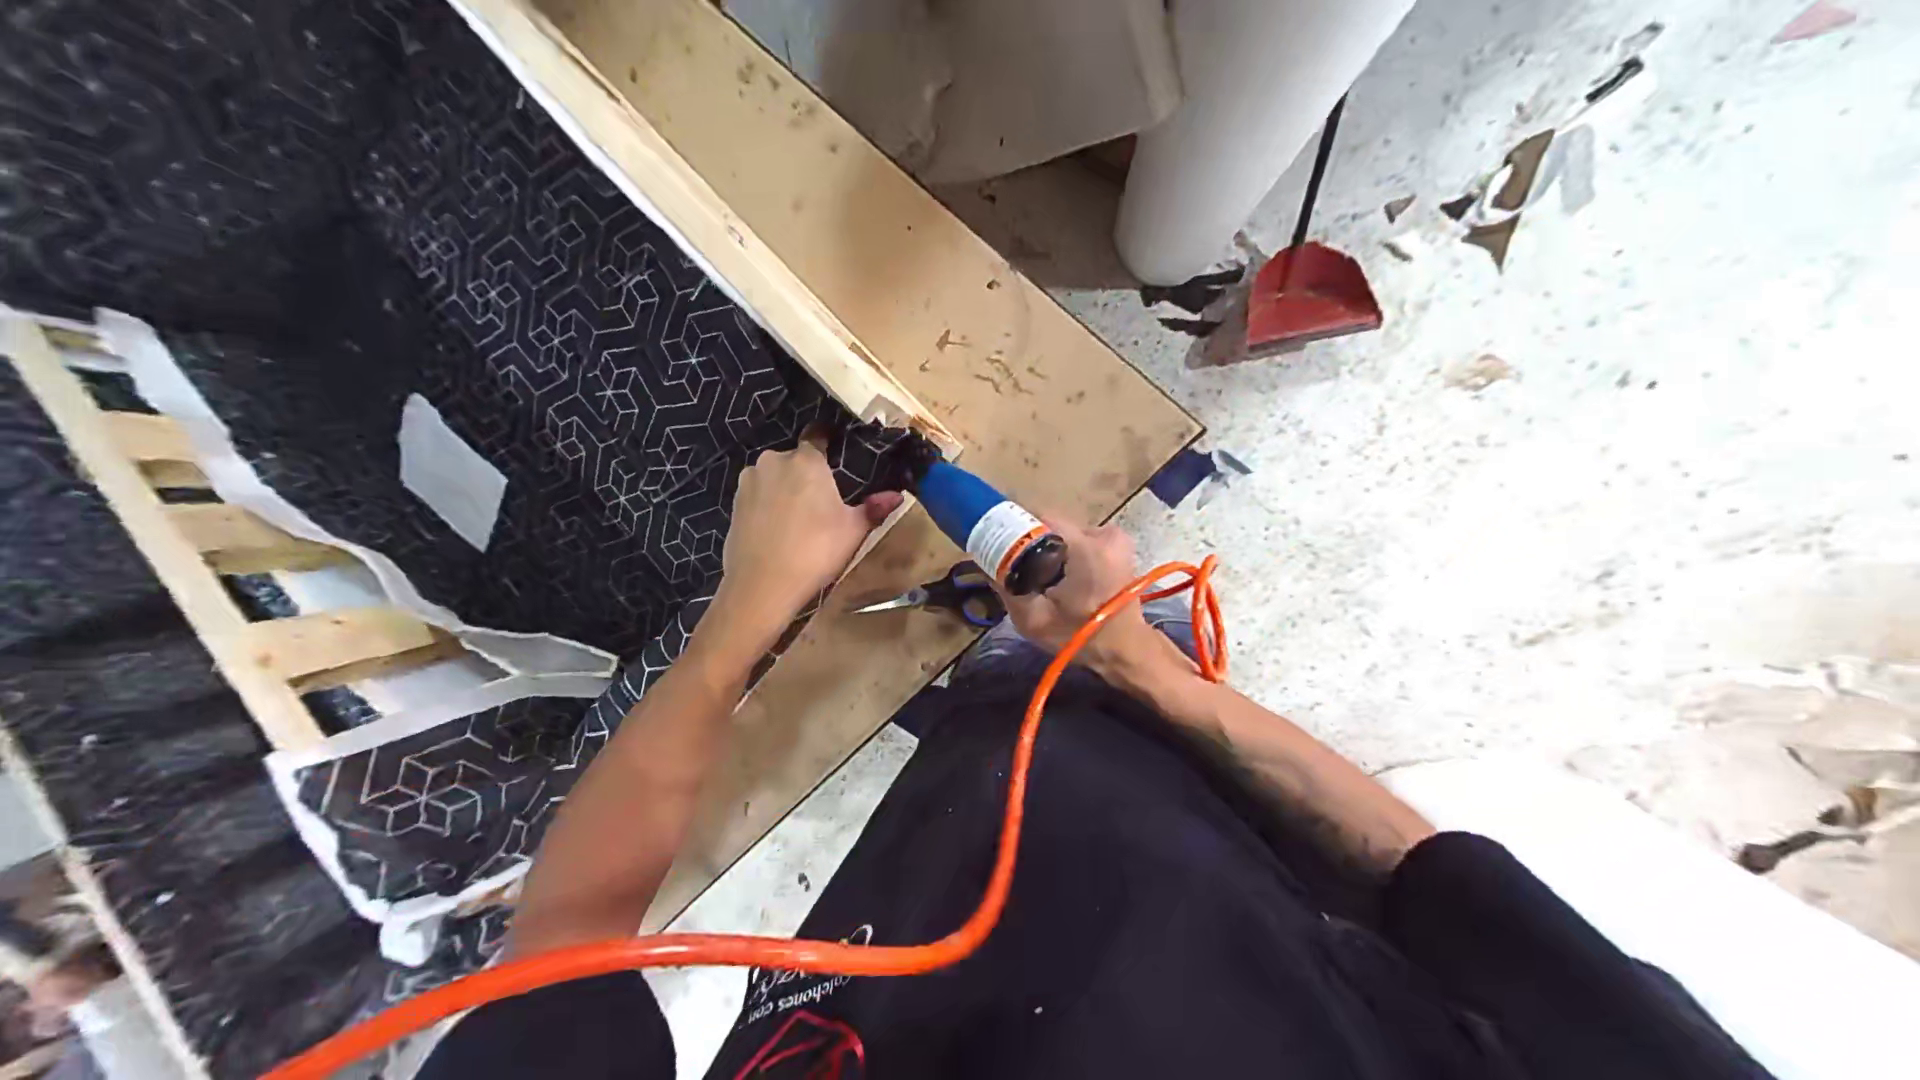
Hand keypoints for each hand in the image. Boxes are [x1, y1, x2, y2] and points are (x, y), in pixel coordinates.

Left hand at [710, 430, 902, 642]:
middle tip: (823, 501)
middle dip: (807, 474)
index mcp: (806, 460)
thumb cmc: (815, 551)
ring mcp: (749, 480)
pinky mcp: (733, 502)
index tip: (836, 462)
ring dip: (785, 488)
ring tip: (799, 517)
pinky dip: (768, 505)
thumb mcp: (853, 530)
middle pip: (795, 459)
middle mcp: (774, 461)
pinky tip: (778, 528)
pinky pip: (758, 495)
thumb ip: (874, 508)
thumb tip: (897, 496)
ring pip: (774, 476)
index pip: (817, 436)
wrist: (762, 585)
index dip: (828, 445)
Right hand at [995, 516, 1183, 680]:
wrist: (1124, 650)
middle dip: (1035, 544)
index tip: (1005, 550)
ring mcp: (1116, 538)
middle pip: (1055, 525)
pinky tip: (1065, 577)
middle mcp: (1104, 534)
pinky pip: (1082, 540)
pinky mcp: (1119, 546)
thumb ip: (1006, 587)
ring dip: (1053, 549)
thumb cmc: (1078, 637)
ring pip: (1067, 533)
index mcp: (1086, 547)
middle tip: (1022, 570)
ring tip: (1045, 577)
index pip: (1042, 519)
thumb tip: (987, 563)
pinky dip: (1069, 553)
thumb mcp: (1032, 620)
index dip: (1019, 532)